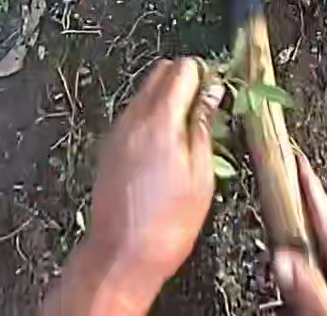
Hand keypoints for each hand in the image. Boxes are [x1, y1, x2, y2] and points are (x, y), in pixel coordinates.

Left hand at [42, 57, 219, 315]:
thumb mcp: (200, 175)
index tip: (215, 95)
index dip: (204, 75)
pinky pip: (135, 110)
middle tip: (204, 108)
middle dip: (186, 78)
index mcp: (161, 119)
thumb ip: (205, 124)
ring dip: (169, 95)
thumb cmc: (168, 222)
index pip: (183, 68)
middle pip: (162, 70)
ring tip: (187, 130)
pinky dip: (153, 112)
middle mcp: (135, 115)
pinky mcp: (110, 143)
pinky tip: (165, 145)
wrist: (119, 258)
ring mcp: (119, 128)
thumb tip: (213, 89)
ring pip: (147, 88)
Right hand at [273, 154, 326, 315]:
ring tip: (286, 275)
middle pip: (324, 241)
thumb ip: (308, 286)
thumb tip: (281, 256)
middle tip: (277, 220)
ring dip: (305, 265)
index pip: (326, 217)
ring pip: (326, 265)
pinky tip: (307, 299)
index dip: (310, 186)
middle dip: (299, 231)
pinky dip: (316, 283)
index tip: (299, 159)